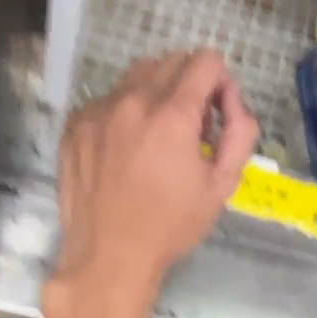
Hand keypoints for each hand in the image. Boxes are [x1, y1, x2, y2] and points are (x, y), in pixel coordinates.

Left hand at [46, 49, 259, 317]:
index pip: (206, 60)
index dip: (221, 82)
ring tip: (159, 135)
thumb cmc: (171, 225)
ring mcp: (99, 110)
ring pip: (138, 74)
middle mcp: (133, 102)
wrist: (108, 257)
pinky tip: (127, 149)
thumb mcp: (223, 184)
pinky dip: (126, 111)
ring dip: (158, 92)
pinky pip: (109, 98)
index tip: (218, 114)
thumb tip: (233, 103)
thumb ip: (241, 133)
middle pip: (173, 60)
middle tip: (193, 127)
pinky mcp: (75, 124)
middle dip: (192, 84)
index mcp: (173, 115)